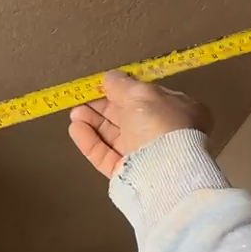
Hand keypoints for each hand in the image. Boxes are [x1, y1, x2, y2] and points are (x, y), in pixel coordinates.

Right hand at [68, 70, 213, 178]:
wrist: (163, 171)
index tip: (101, 86)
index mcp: (176, 110)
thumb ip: (122, 85)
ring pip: (113, 136)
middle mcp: (162, 133)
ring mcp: (143, 155)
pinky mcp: (126, 174)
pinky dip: (90, 141)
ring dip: (92, 122)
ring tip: (74, 114)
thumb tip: (109, 77)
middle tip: (80, 100)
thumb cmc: (160, 124)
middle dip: (101, 108)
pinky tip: (76, 129)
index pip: (145, 98)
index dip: (122, 91)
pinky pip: (105, 155)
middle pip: (126, 117)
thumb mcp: (142, 95)